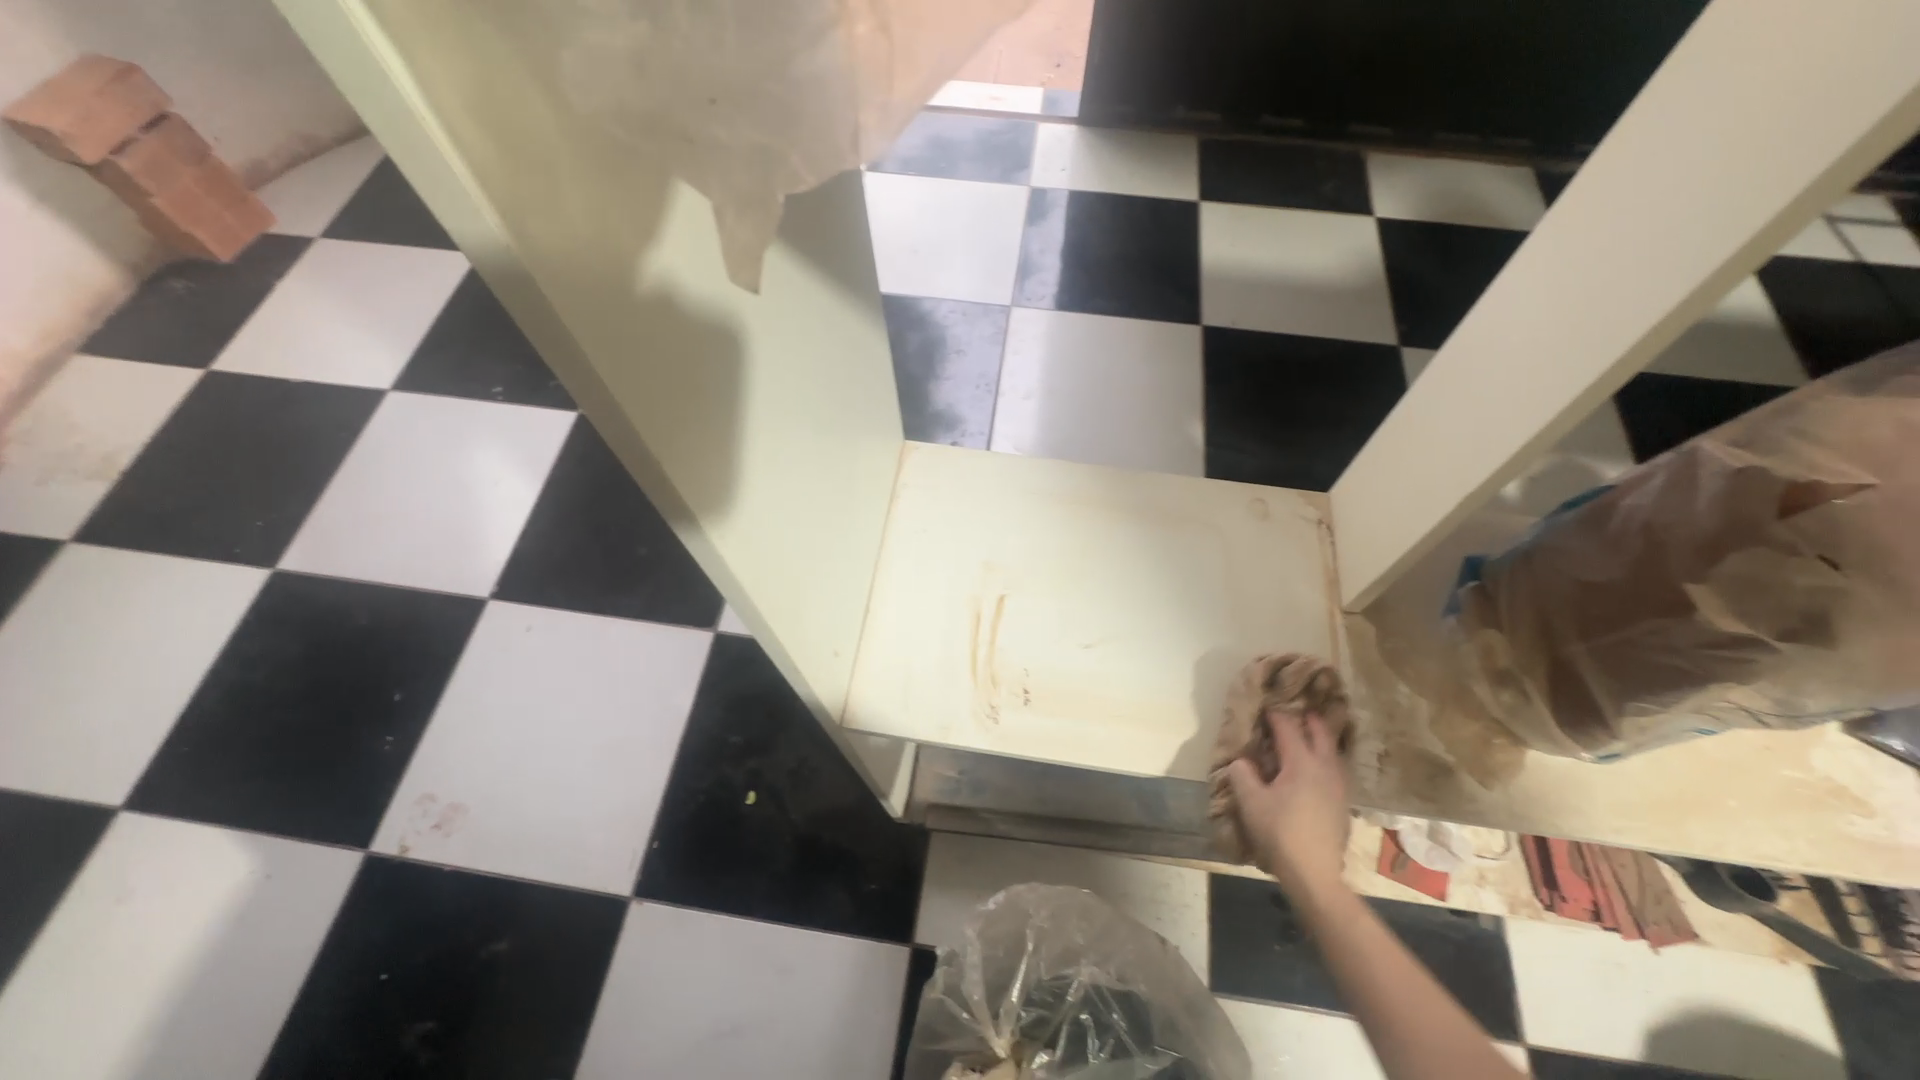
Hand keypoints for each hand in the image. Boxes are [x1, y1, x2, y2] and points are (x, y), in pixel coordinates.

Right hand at [1226, 710, 1351, 898]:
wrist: (1314, 873)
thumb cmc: (1280, 832)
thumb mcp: (1250, 802)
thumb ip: (1242, 774)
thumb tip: (1242, 760)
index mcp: (1301, 762)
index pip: (1288, 728)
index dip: (1275, 715)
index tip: (1265, 707)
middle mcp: (1325, 767)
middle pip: (1320, 733)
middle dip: (1308, 720)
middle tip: (1297, 711)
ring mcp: (1339, 786)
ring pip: (1333, 752)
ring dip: (1321, 739)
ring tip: (1310, 737)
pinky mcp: (1343, 803)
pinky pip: (1336, 769)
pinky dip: (1326, 760)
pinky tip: (1317, 771)